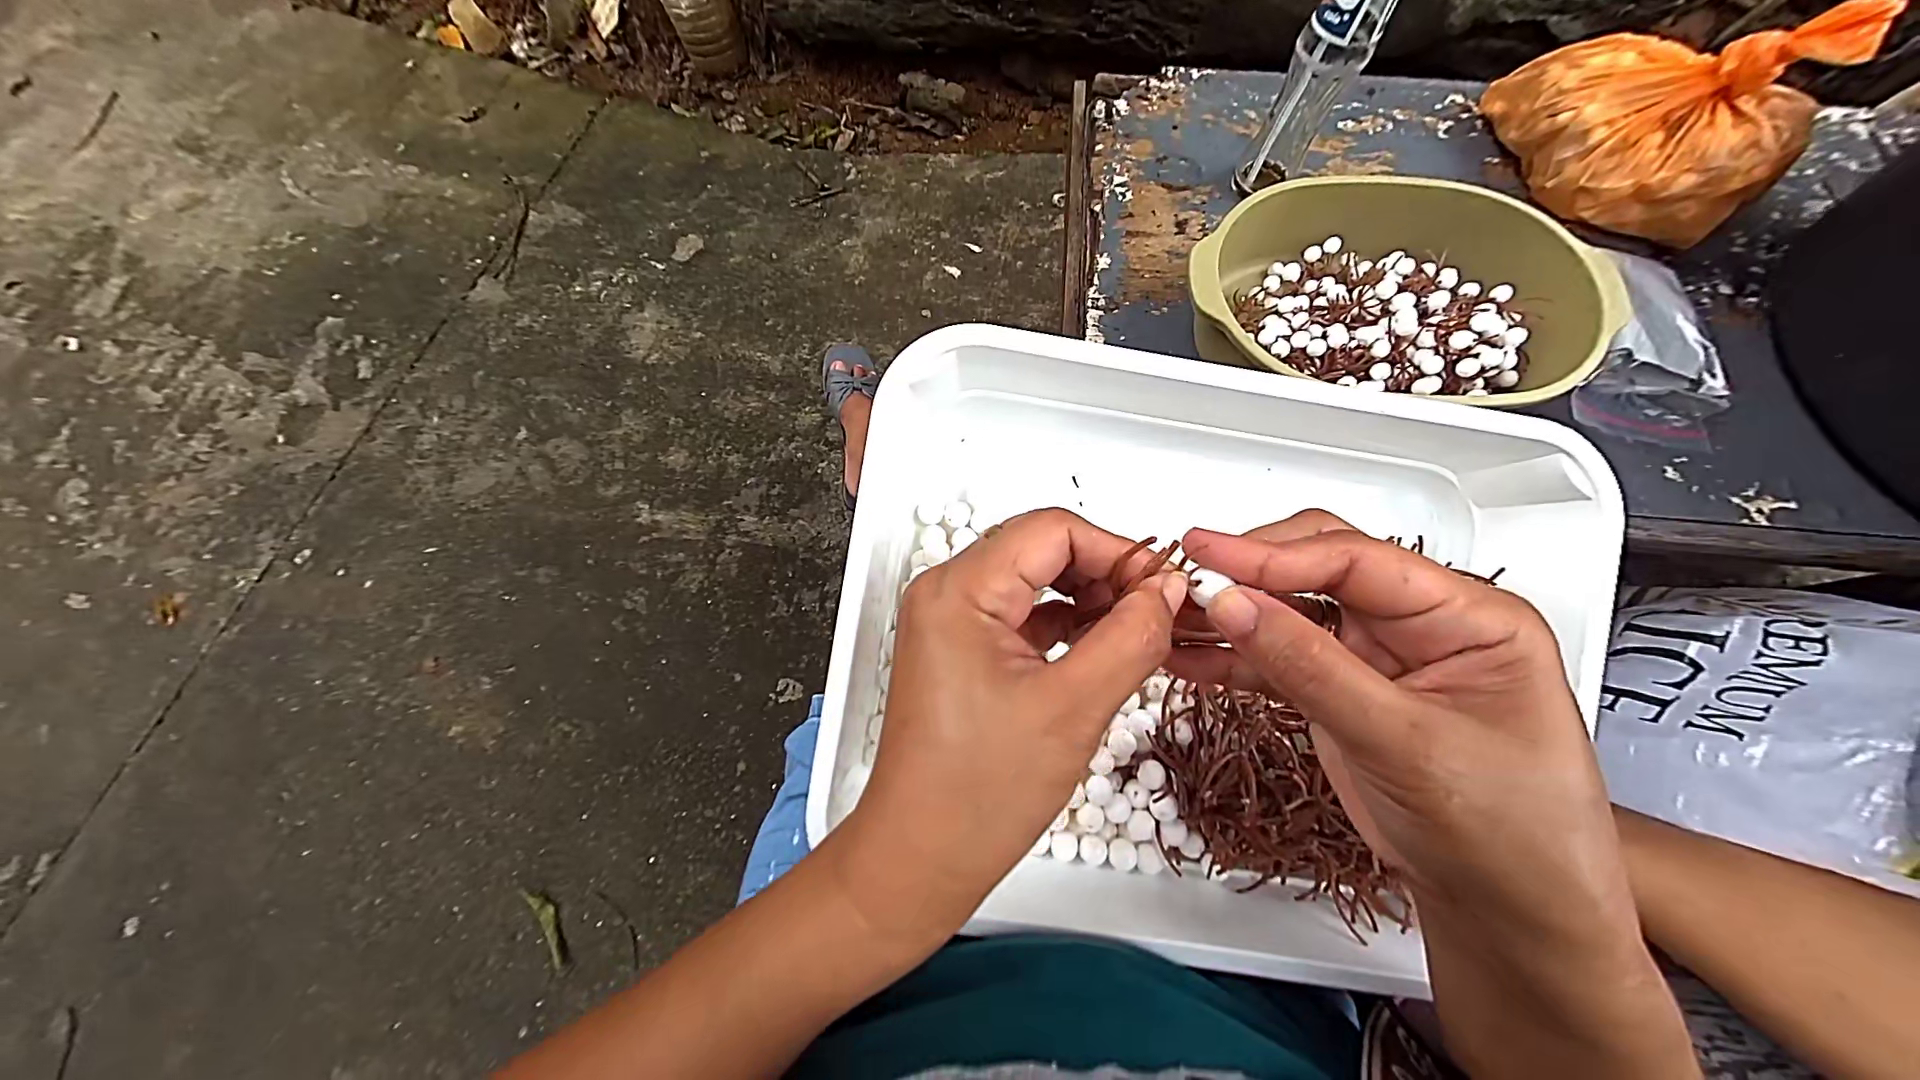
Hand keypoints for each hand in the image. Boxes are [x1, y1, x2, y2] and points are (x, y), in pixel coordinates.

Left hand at [831, 508, 1185, 942]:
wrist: (921, 854)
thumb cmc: (971, 795)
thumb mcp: (1072, 708)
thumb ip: (1130, 637)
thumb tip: (1164, 591)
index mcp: (958, 592)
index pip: (1052, 530)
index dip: (1116, 550)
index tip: (1159, 583)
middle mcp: (946, 594)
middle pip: (1043, 548)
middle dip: (1105, 572)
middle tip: (1155, 608)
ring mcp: (951, 621)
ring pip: (1036, 579)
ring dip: (1089, 597)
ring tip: (1134, 631)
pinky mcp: (962, 648)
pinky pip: (1024, 613)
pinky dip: (1067, 623)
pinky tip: (1101, 646)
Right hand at [1169, 511, 1695, 1077]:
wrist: (1505, 909)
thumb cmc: (1504, 832)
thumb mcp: (1405, 742)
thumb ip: (1312, 668)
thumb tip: (1233, 604)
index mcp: (1465, 616)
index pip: (1356, 560)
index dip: (1274, 554)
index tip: (1208, 553)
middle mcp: (1414, 622)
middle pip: (1315, 568)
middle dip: (1247, 572)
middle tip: (1187, 580)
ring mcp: (1369, 654)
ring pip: (1283, 610)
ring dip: (1227, 614)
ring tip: (1171, 619)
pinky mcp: (1334, 685)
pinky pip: (1271, 658)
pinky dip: (1228, 658)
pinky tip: (1188, 659)